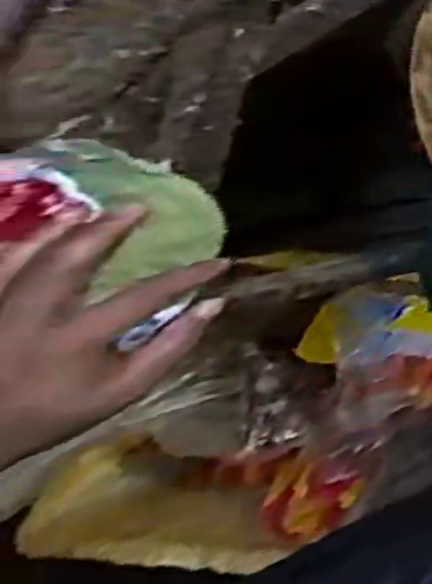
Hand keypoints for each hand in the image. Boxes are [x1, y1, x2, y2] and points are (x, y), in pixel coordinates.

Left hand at [0, 206, 227, 467]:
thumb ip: (170, 347)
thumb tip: (213, 304)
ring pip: (17, 261)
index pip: (147, 295)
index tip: (221, 262)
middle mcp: (29, 320)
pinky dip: (13, 250)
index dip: (190, 275)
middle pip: (67, 263)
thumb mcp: (120, 391)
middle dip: (105, 230)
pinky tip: (33, 239)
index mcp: (75, 339)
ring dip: (53, 232)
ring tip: (82, 212)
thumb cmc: (48, 414)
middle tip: (136, 207)